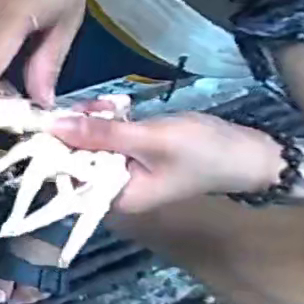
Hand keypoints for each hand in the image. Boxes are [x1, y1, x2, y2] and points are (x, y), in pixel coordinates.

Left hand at [50, 112, 285, 213]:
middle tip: (95, 107)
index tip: (53, 122)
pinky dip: (109, 120)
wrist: (249, 151)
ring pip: (90, 142)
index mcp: (115, 198)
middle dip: (78, 129)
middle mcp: (113, 190)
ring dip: (94, 120)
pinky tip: (119, 105)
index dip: (55, 150)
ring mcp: (124, 170)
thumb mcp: (148, 139)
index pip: (69, 178)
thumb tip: (54, 127)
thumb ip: (101, 134)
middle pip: (75, 158)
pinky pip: (108, 136)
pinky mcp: (132, 153)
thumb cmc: (201, 151)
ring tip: (113, 105)